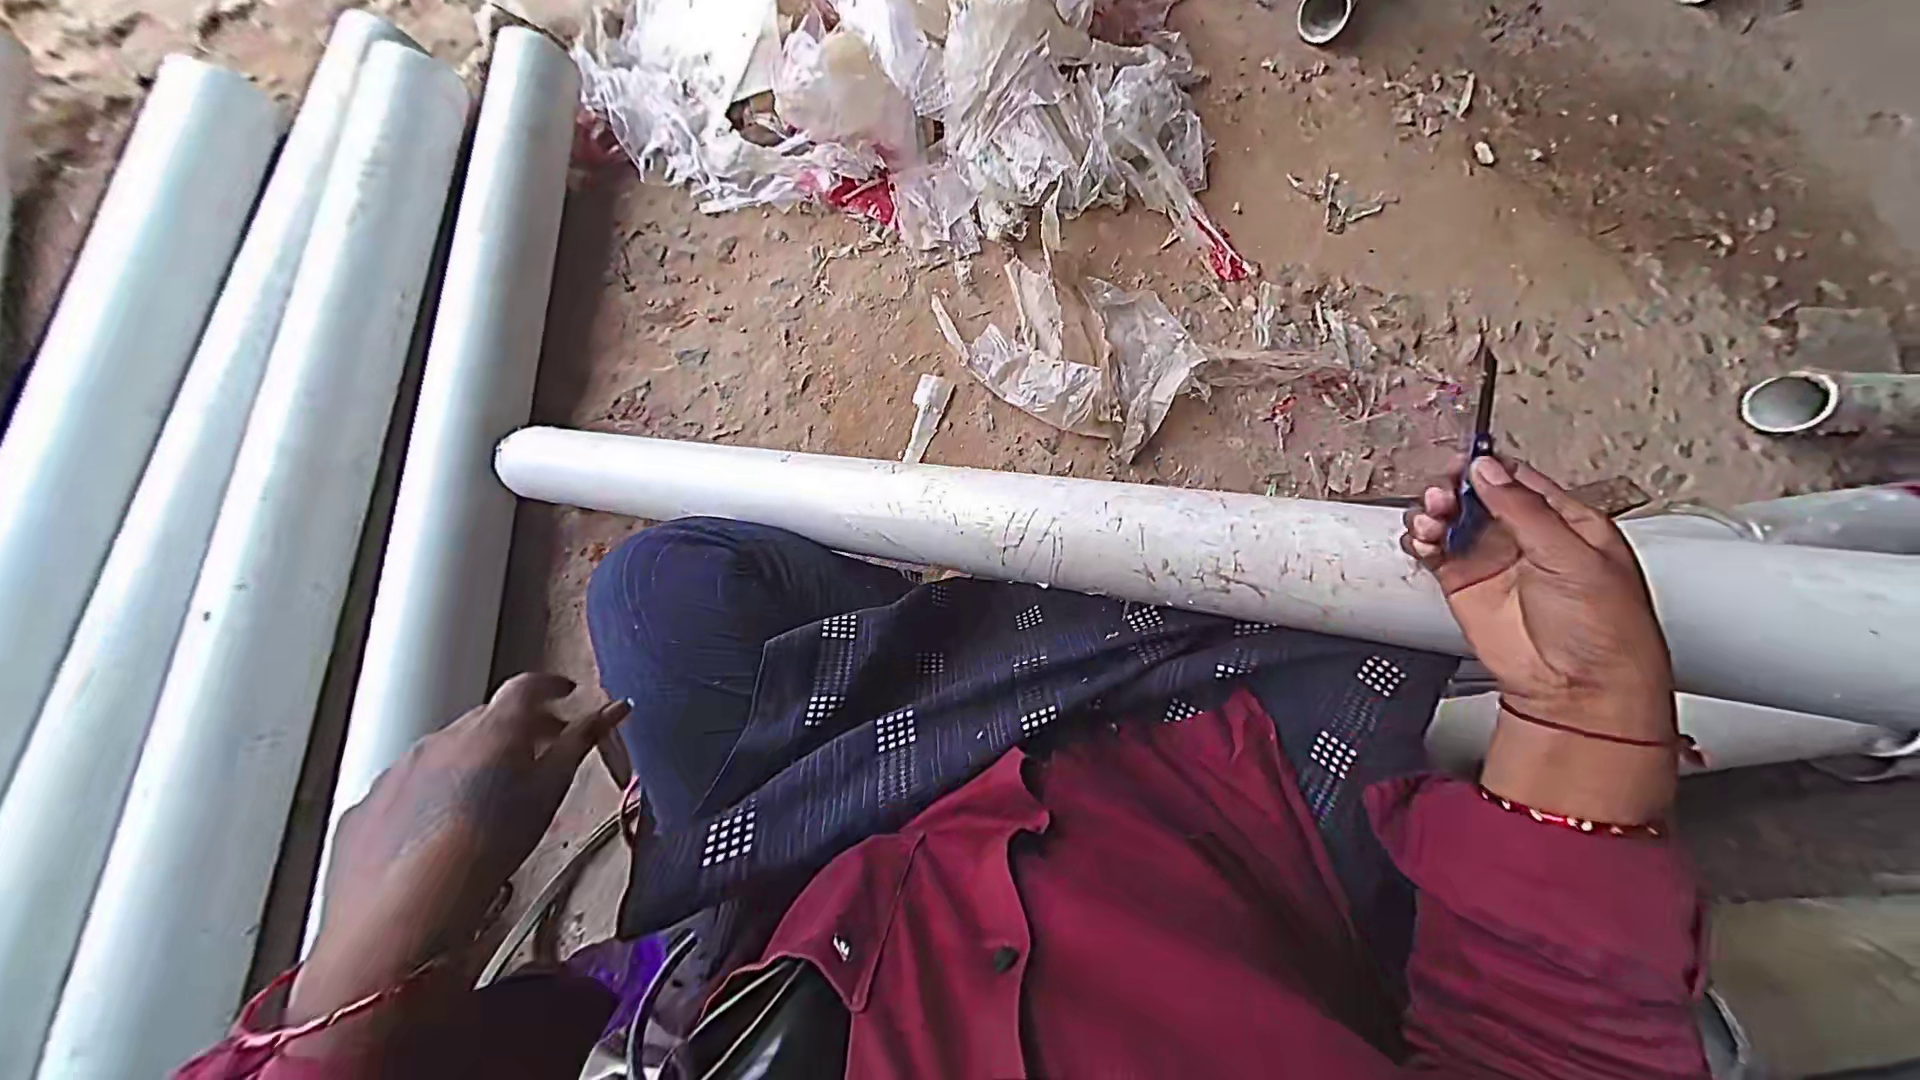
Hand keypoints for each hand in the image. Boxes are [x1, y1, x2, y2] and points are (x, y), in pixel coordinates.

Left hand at [290, 674, 628, 1042]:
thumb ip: (584, 740)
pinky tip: (445, 828)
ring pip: (449, 750)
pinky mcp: (366, 806)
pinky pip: (410, 785)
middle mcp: (443, 738)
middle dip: (520, 728)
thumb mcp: (553, 788)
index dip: (552, 685)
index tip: (565, 693)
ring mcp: (399, 770)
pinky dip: (434, 791)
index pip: (528, 686)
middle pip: (490, 718)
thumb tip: (616, 709)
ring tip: (494, 798)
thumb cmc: (488, 848)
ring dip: (476, 759)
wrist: (403, 914)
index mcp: (494, 728)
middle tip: (543, 751)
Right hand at [1403, 457, 1679, 821]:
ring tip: (1433, 519)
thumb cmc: (1604, 629)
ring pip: (1448, 520)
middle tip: (1445, 496)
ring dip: (1434, 513)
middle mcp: (1523, 535)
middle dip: (1453, 490)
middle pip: (1474, 496)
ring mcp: (1489, 559)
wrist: (1574, 685)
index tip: (1466, 461)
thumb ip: (1523, 510)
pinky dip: (1421, 541)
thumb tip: (1488, 471)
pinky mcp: (1460, 581)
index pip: (1518, 480)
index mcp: (1564, 521)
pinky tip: (1425, 541)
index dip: (1489, 468)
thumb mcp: (1572, 557)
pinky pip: (1431, 550)